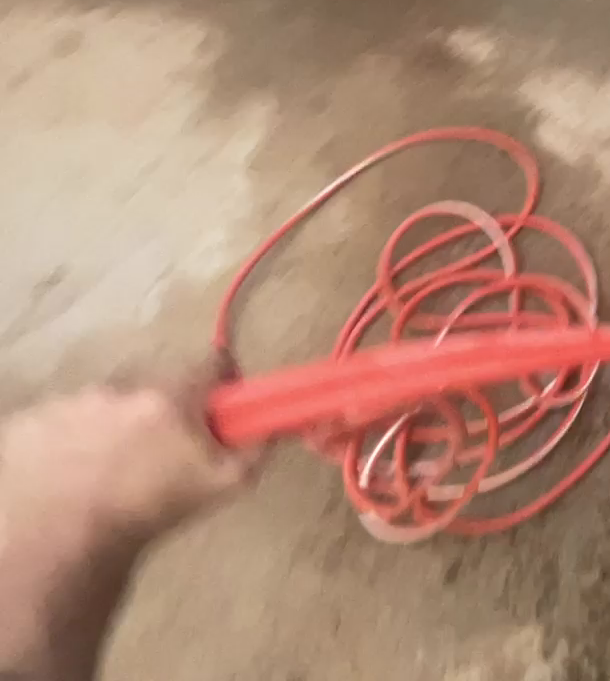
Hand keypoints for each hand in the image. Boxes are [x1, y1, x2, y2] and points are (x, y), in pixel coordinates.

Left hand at [0, 357, 256, 553]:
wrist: (52, 552)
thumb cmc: (147, 511)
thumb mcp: (227, 482)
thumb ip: (261, 445)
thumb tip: (280, 421)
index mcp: (168, 396)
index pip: (211, 362)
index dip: (220, 381)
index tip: (217, 405)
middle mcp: (115, 390)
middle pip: (154, 379)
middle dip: (163, 401)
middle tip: (162, 440)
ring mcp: (61, 406)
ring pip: (104, 398)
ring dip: (113, 417)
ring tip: (109, 459)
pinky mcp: (17, 425)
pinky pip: (58, 416)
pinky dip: (67, 433)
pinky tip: (70, 465)